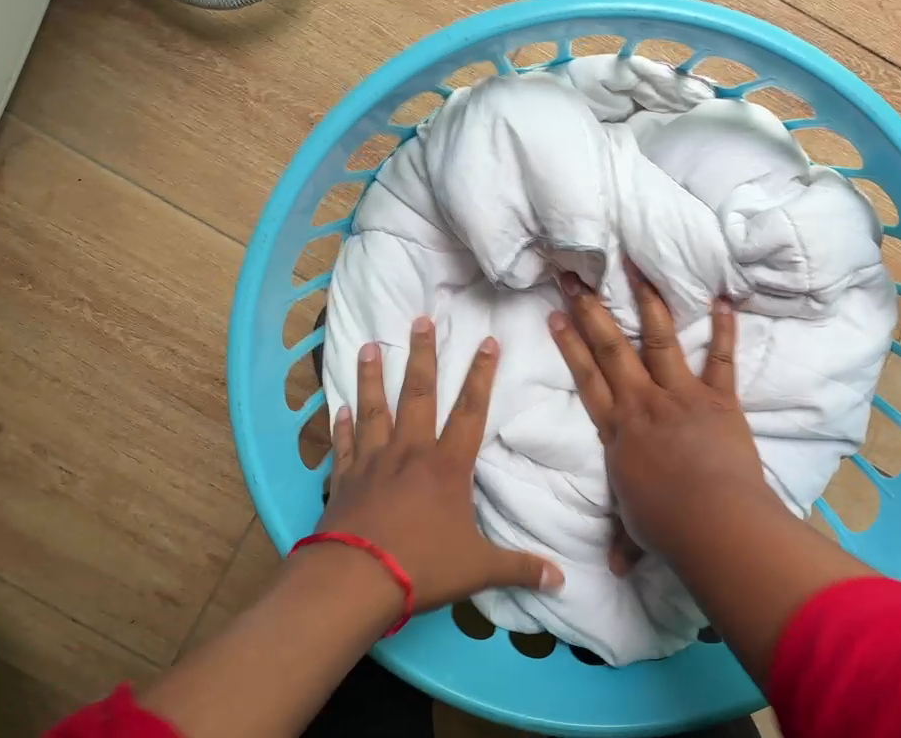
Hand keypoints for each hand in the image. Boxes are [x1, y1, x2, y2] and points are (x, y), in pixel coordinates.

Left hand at [319, 317, 563, 611]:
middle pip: (418, 394)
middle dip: (422, 355)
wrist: (355, 579)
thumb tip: (562, 580)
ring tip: (369, 345)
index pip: (471, 411)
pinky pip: (343, 444)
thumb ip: (518, 568)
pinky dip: (340, 424)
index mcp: (447, 466)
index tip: (487, 341)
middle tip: (420, 320)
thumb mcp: (477, 569)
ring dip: (372, 376)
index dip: (482, 375)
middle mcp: (410, 452)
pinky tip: (338, 406)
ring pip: (374, 408)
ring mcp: (373, 461)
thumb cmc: (422, 567)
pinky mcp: (344, 478)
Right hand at [549, 265, 779, 561]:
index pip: (586, 377)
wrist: (713, 522)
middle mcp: (642, 401)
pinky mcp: (719, 398)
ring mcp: (681, 394)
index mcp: (617, 428)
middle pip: (610, 346)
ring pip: (658, 338)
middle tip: (577, 275)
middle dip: (591, 308)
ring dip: (648, 300)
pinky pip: (721, 358)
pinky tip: (722, 299)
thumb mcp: (636, 528)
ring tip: (636, 266)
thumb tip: (615, 569)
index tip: (556, 313)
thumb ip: (625, 538)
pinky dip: (724, 330)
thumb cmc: (666, 526)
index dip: (569, 343)